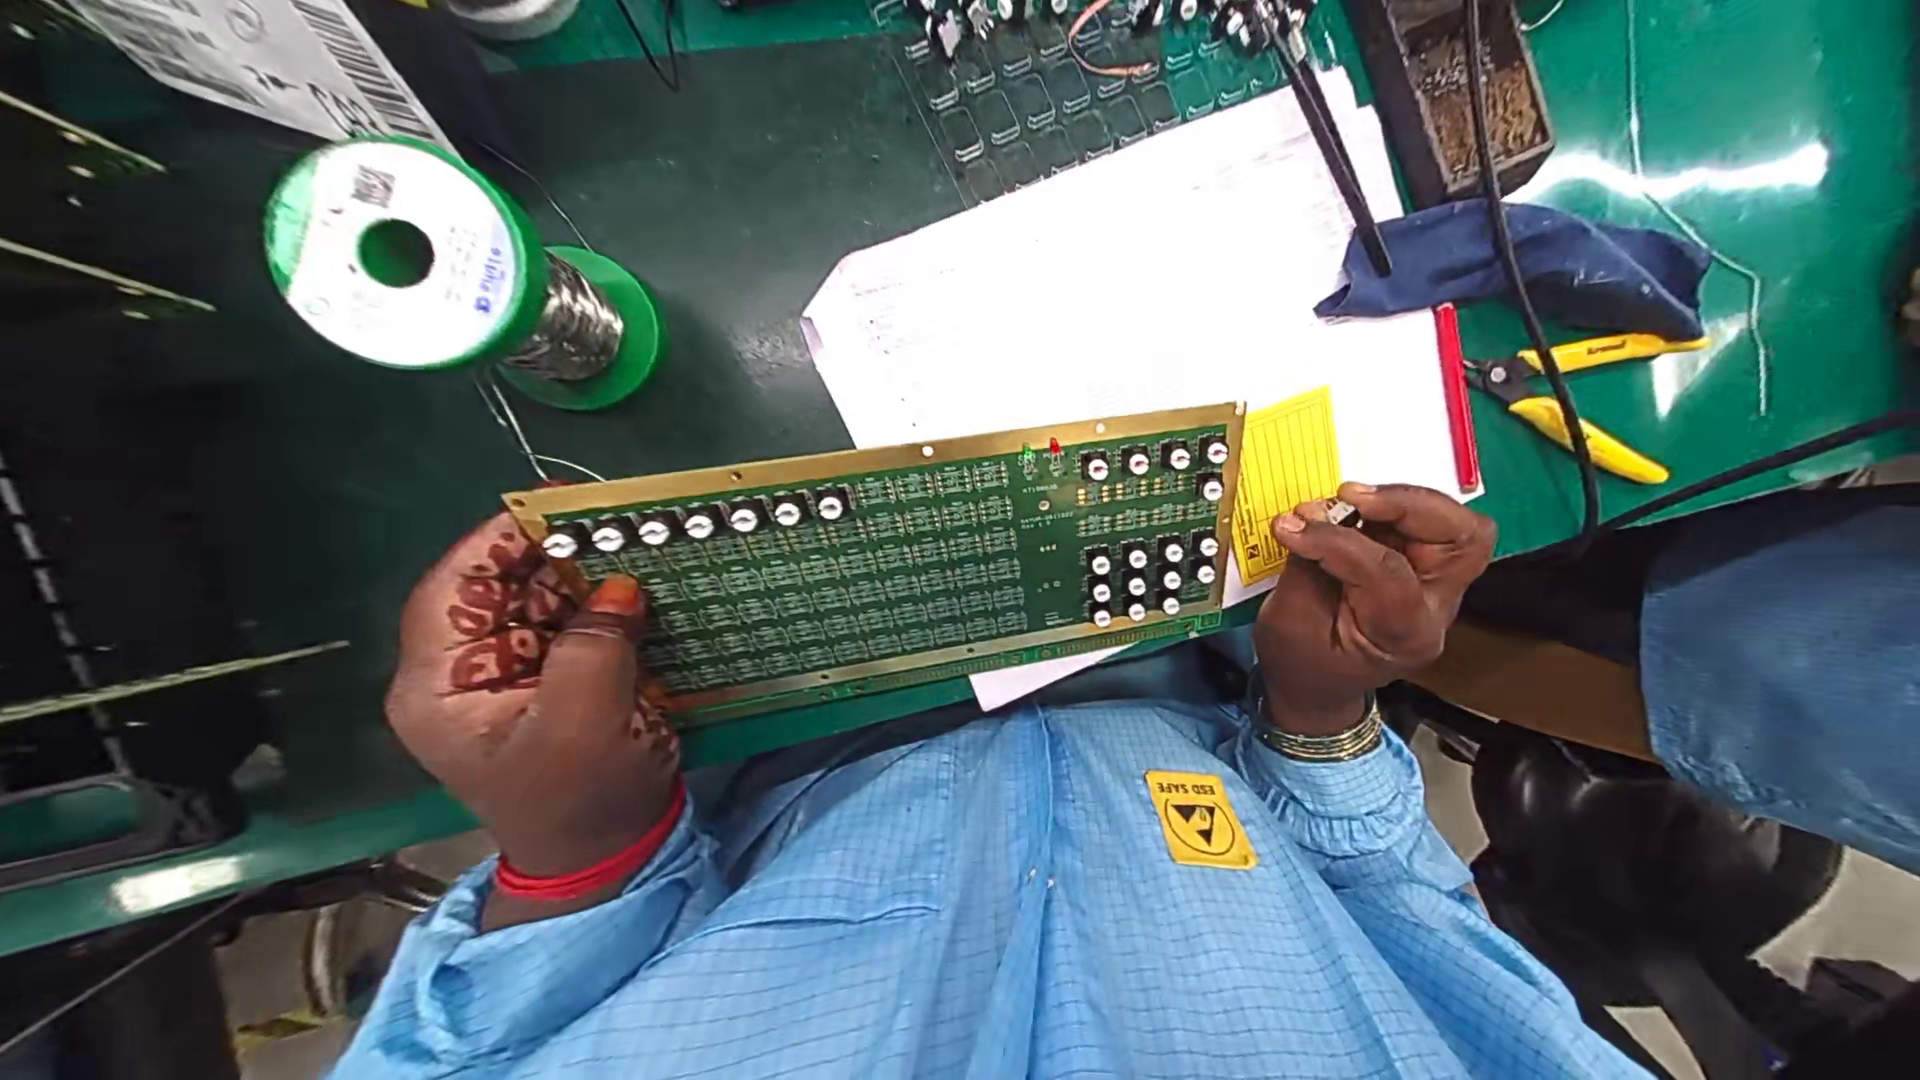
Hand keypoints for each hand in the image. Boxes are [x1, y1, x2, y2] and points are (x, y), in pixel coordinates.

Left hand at [385, 512, 679, 884]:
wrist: (609, 848)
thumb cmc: (580, 797)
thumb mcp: (582, 724)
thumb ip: (594, 647)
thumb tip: (619, 586)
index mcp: (444, 686)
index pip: (452, 592)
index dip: (495, 543)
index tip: (552, 507)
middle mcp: (472, 670)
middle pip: (503, 589)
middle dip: (554, 556)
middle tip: (612, 528)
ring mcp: (520, 672)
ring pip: (546, 600)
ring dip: (588, 575)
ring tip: (633, 549)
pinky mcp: (562, 675)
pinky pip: (580, 623)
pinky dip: (608, 602)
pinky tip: (639, 588)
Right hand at [1253, 483, 1495, 734]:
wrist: (1315, 688)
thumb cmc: (1301, 664)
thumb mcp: (1288, 622)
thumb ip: (1305, 568)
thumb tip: (1305, 521)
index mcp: (1403, 635)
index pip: (1386, 571)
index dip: (1334, 540)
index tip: (1291, 526)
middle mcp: (1435, 608)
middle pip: (1461, 539)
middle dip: (1406, 505)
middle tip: (1349, 496)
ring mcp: (1435, 588)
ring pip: (1453, 524)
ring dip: (1401, 502)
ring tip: (1348, 498)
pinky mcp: (1420, 571)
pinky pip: (1424, 525)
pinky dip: (1389, 508)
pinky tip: (1351, 508)